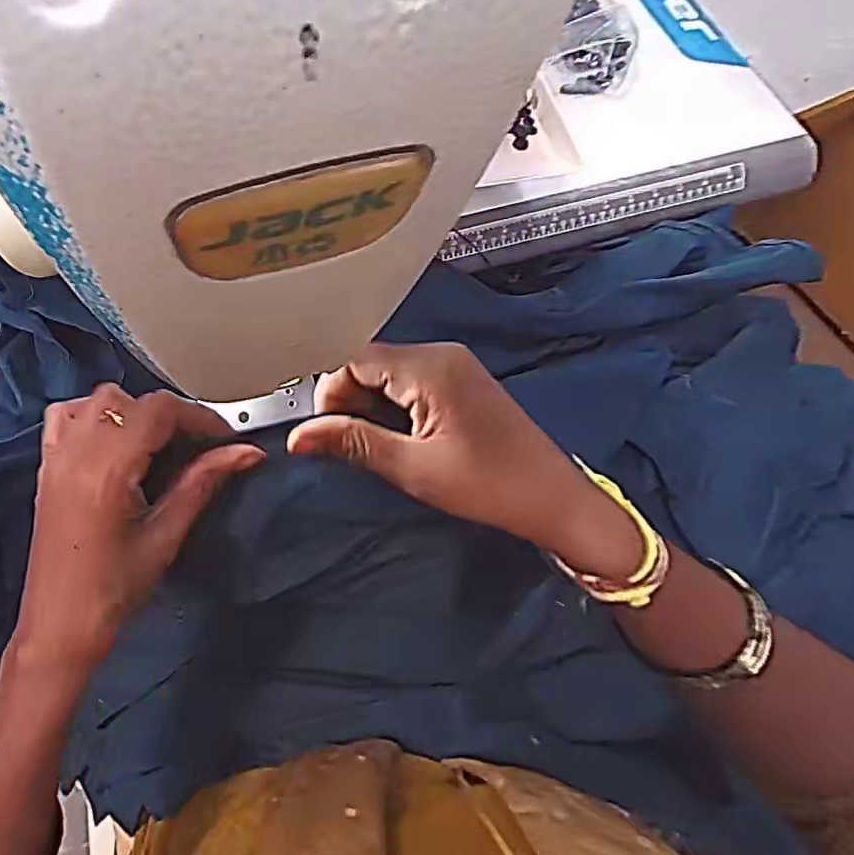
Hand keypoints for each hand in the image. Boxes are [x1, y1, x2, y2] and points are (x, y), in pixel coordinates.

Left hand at [15, 384, 265, 671]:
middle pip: (130, 399)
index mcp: (107, 469)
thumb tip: (244, 453)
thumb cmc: (111, 591)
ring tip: (158, 444)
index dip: (198, 416)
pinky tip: (114, 442)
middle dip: (170, 415)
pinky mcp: (46, 466)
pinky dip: (95, 415)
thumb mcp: (165, 535)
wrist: (60, 625)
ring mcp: (56, 456)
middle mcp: (76, 453)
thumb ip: (202, 483)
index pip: (158, 411)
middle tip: (197, 445)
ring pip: (98, 399)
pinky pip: (67, 415)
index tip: (224, 435)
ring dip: (134, 411)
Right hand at [287, 342, 636, 575]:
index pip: (353, 358)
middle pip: (368, 362)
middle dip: (349, 400)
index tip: (328, 432)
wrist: (555, 500)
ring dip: (370, 406)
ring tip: (382, 445)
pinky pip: (407, 380)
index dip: (330, 393)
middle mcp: (441, 355)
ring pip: (385, 372)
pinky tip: (402, 437)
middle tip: (354, 445)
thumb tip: (298, 437)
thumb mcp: (412, 467)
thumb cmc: (491, 486)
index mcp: (430, 368)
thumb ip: (352, 442)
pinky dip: (392, 406)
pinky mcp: (459, 380)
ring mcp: (453, 365)